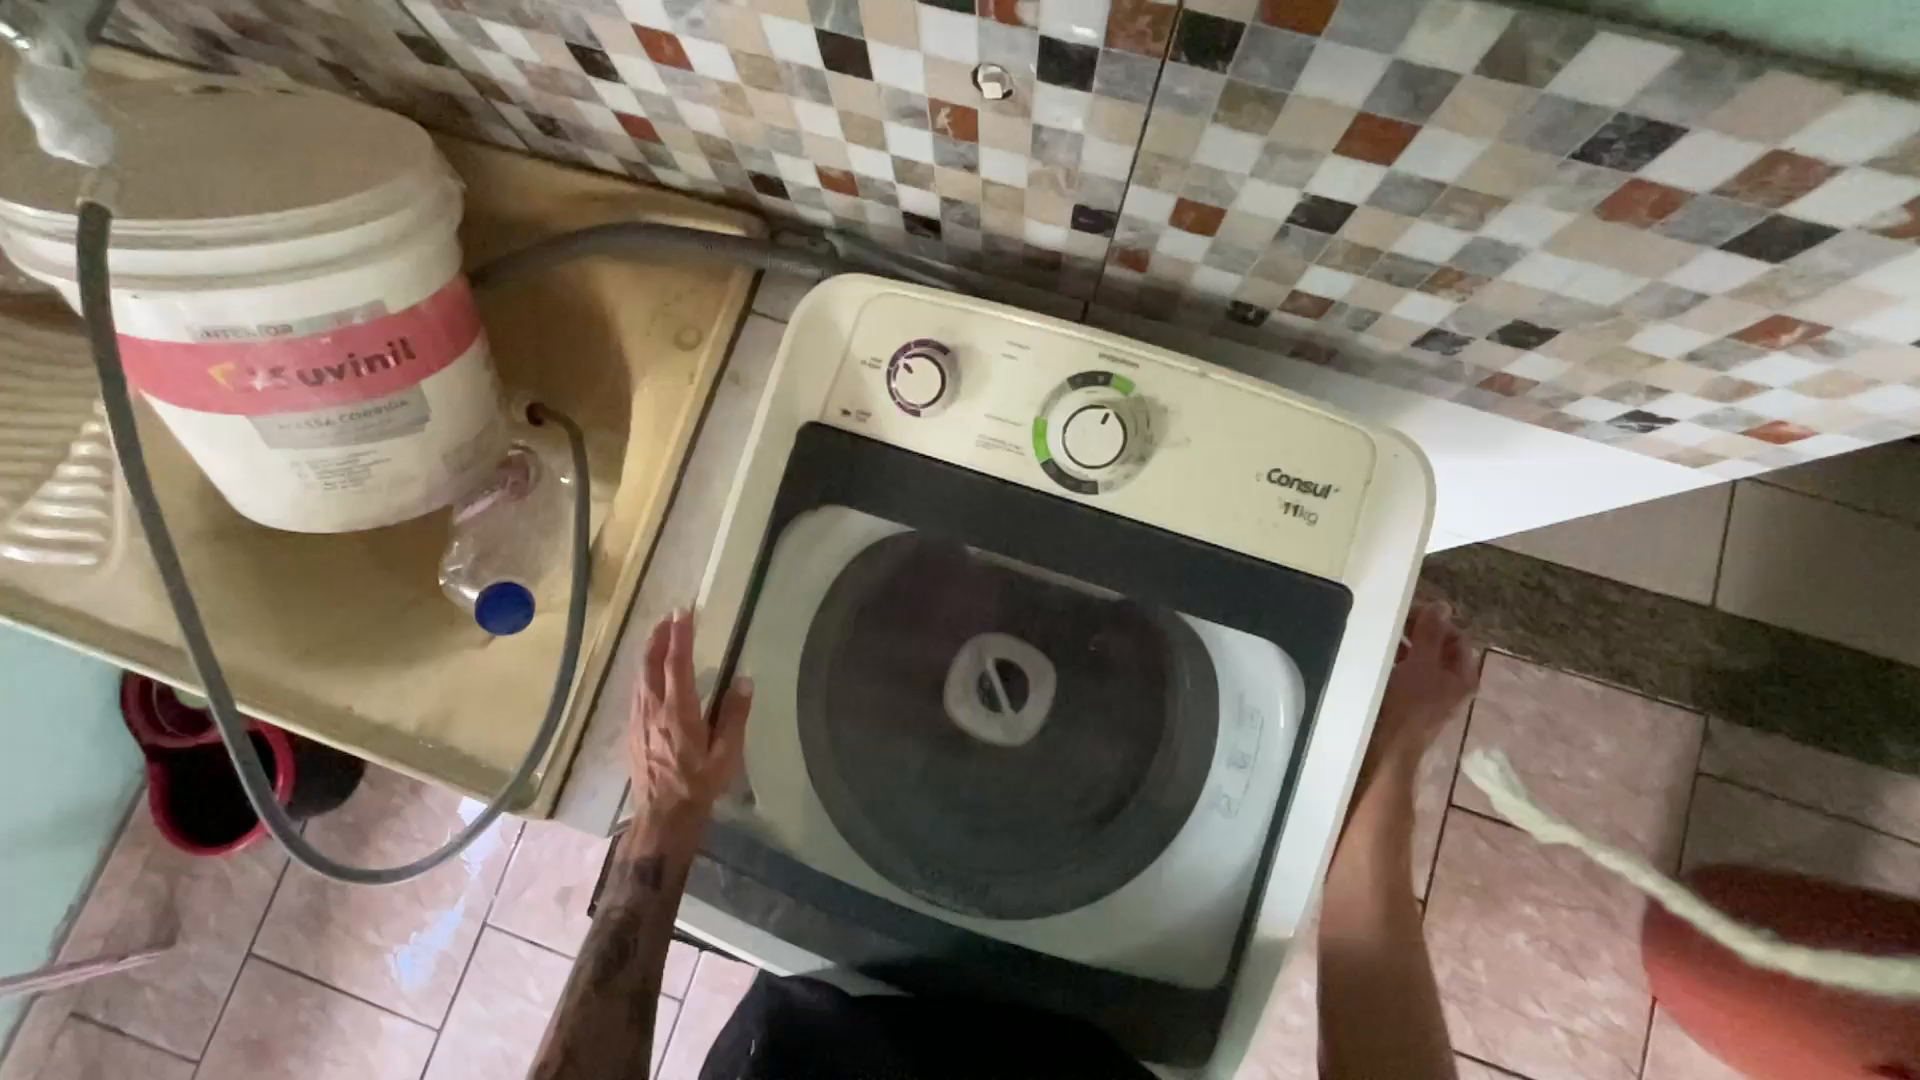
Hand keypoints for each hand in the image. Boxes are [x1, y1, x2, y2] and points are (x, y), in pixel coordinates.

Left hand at [625, 609, 751, 849]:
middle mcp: (653, 709)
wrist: (663, 816)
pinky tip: (649, 674)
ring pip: (639, 677)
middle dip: (659, 637)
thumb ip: (734, 715)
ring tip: (659, 637)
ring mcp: (638, 720)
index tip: (683, 612)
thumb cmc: (700, 784)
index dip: (680, 635)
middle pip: (650, 664)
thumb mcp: (726, 753)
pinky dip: (643, 673)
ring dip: (649, 653)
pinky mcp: (632, 732)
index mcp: (678, 711)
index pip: (676, 663)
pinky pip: (636, 692)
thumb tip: (743, 680)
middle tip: (669, 617)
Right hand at [1366, 600, 1478, 777]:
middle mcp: (1449, 685)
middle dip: (1417, 632)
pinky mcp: (1406, 703)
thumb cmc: (1406, 706)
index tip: (1405, 611)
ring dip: (1402, 645)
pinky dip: (1392, 661)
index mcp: (1461, 675)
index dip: (1435, 620)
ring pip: (1419, 660)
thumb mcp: (1420, 665)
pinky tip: (1374, 657)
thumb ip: (1431, 635)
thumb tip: (1443, 605)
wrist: (1384, 751)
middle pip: (1437, 648)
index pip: (1455, 635)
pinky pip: (1403, 673)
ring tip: (1379, 636)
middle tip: (1390, 621)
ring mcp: (1427, 695)